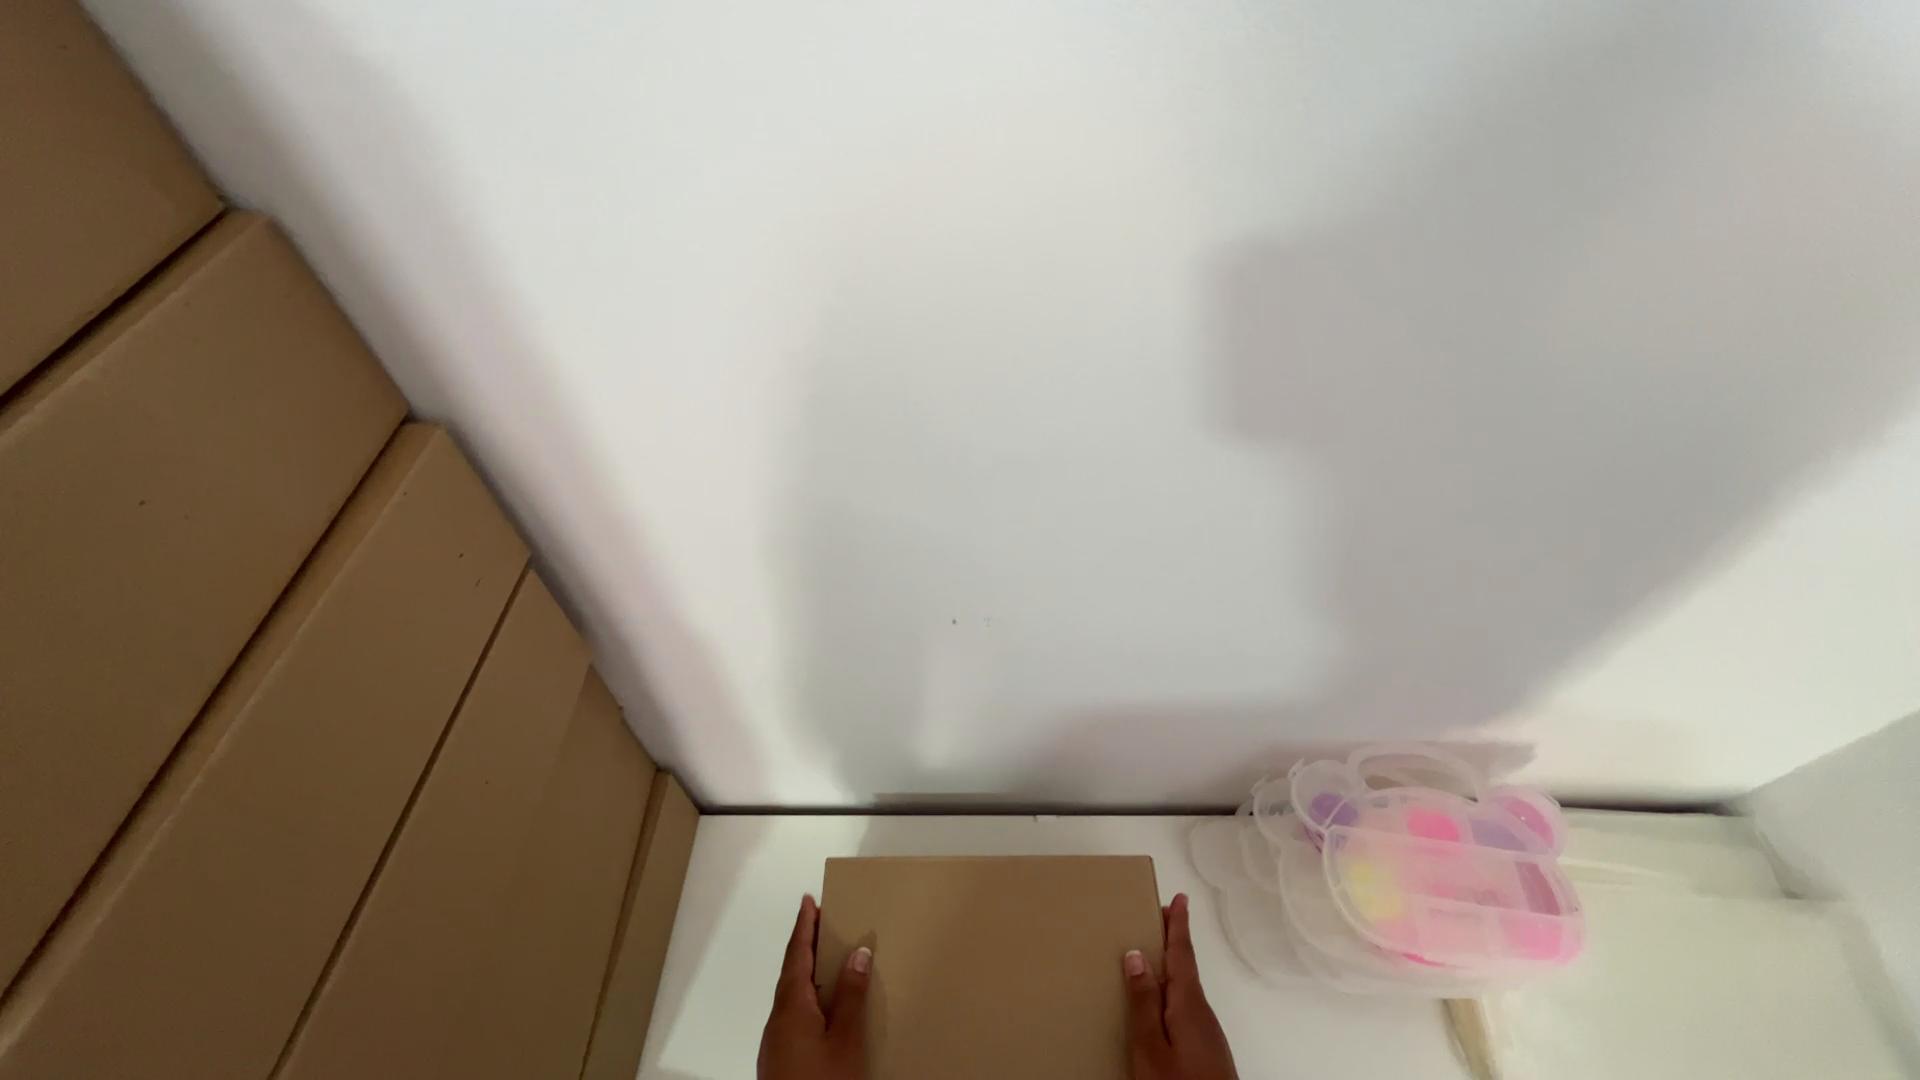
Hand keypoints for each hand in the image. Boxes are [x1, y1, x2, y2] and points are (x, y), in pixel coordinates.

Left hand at [758, 894, 870, 1079]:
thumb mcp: (846, 1041)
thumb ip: (851, 996)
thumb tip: (857, 952)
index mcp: (791, 1008)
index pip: (797, 956)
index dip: (803, 927)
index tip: (808, 900)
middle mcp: (777, 1022)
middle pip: (790, 974)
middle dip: (804, 946)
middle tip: (820, 922)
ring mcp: (775, 1045)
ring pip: (790, 996)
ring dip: (806, 972)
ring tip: (826, 958)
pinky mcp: (779, 1063)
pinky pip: (792, 1015)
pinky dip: (806, 997)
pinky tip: (822, 1007)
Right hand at [1124, 893, 1239, 1079]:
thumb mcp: (1150, 1047)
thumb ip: (1143, 1002)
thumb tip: (1136, 955)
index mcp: (1189, 1004)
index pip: (1182, 955)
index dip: (1179, 925)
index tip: (1180, 897)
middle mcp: (1202, 1015)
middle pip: (1185, 969)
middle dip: (1173, 942)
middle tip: (1158, 917)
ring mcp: (1207, 1036)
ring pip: (1186, 990)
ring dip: (1171, 968)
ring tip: (1150, 955)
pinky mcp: (1206, 1054)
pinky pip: (1186, 1009)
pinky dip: (1173, 992)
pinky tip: (1160, 1004)